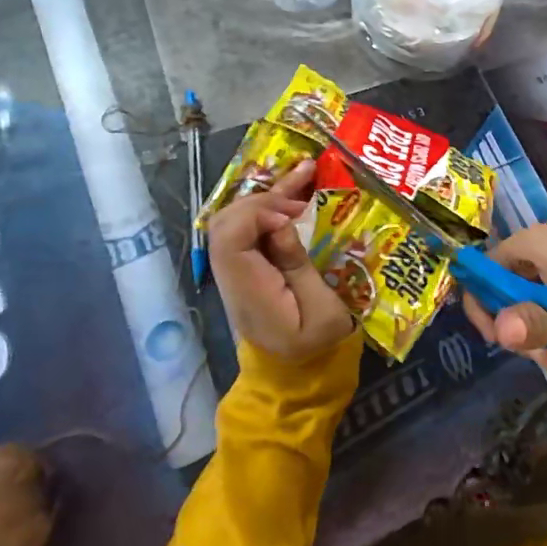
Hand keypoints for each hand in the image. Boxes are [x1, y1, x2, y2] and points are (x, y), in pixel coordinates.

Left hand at [208, 160, 356, 361]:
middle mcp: (233, 274)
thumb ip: (297, 265)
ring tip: (306, 173)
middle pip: (225, 220)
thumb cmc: (316, 345)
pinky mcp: (247, 263)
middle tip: (300, 202)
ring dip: (267, 195)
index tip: (290, 217)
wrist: (297, 372)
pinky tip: (297, 179)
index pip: (228, 237)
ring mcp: (237, 267)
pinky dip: (269, 203)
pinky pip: (248, 226)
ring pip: (234, 217)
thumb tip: (279, 224)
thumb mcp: (321, 312)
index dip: (254, 215)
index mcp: (247, 289)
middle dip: (262, 200)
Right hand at [461, 223, 546, 369]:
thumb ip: (534, 324)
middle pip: (502, 286)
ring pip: (522, 296)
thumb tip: (499, 332)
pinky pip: (541, 296)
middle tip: (536, 354)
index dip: (481, 305)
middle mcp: (537, 243)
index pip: (483, 270)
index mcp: (531, 242)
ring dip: (531, 329)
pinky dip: (546, 321)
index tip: (497, 338)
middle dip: (513, 324)